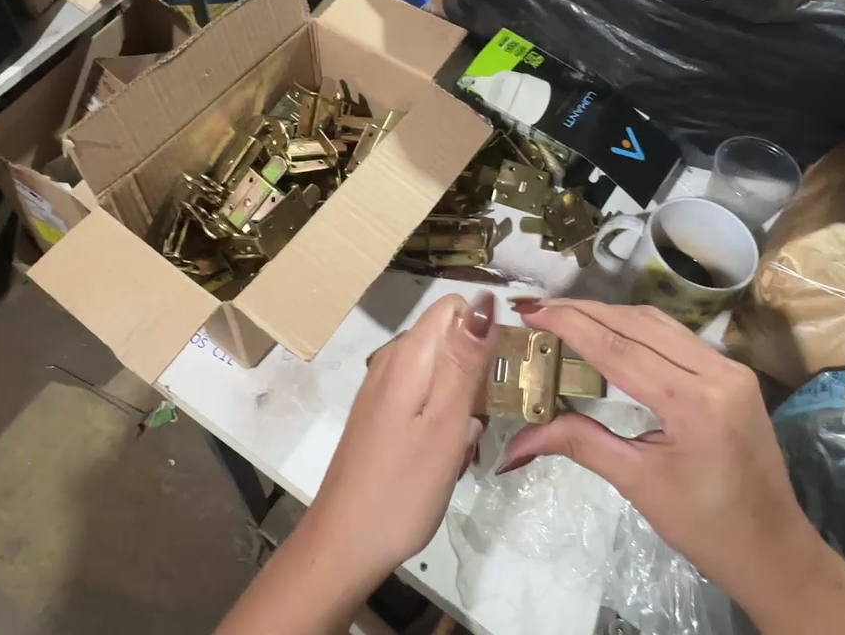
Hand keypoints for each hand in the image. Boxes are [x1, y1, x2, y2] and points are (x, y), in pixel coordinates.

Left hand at [216, 292, 497, 634]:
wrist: (345, 543)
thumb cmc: (402, 486)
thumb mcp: (446, 422)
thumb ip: (465, 359)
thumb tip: (484, 300)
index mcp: (409, 355)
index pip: (456, 309)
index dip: (486, 334)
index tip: (499, 380)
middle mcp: (392, 361)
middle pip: (451, 342)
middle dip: (476, 377)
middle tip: (478, 427)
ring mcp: (383, 389)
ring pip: (441, 376)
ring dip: (462, 407)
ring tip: (460, 450)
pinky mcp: (381, 415)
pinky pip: (425, 401)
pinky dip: (443, 423)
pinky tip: (442, 459)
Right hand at [500, 300, 844, 633]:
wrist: (776, 550)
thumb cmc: (706, 526)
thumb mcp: (637, 484)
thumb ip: (578, 444)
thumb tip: (514, 443)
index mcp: (693, 403)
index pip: (618, 348)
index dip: (570, 325)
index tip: (531, 311)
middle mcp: (716, 372)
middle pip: (637, 324)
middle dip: (583, 311)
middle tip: (538, 308)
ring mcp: (730, 367)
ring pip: (657, 322)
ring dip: (608, 313)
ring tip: (564, 314)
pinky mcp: (733, 371)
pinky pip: (675, 335)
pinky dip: (635, 326)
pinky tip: (607, 329)